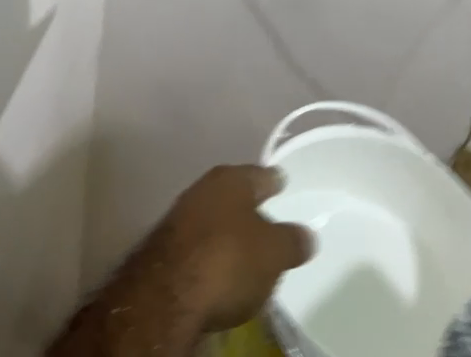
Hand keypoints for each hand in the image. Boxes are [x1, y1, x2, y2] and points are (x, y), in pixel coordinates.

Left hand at [156, 165, 313, 331]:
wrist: (167, 296)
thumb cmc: (228, 259)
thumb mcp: (274, 252)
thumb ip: (291, 240)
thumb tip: (305, 234)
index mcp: (230, 180)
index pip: (259, 174)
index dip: (273, 180)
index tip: (283, 182)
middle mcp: (201, 189)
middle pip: (233, 196)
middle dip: (249, 208)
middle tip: (269, 220)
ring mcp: (179, 218)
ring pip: (213, 219)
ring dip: (228, 231)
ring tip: (248, 250)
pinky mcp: (165, 249)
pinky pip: (199, 245)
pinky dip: (211, 252)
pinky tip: (221, 269)